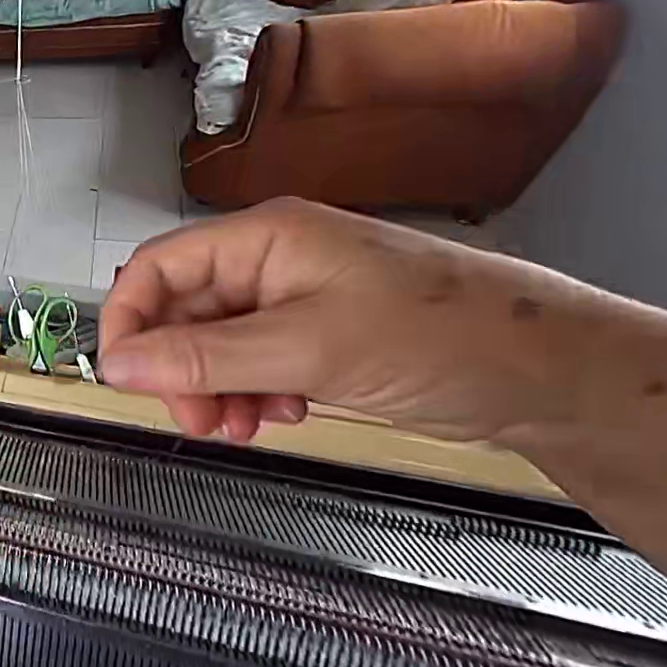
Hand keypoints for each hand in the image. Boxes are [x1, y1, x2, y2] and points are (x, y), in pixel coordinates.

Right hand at [100, 198, 621, 443]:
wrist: (549, 374)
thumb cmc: (433, 339)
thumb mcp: (304, 349)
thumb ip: (203, 357)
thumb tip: (117, 366)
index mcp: (261, 238)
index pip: (157, 267)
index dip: (128, 320)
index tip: (124, 379)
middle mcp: (269, 260)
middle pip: (184, 310)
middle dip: (180, 368)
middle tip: (199, 422)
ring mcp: (292, 298)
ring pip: (215, 342)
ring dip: (215, 387)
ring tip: (243, 428)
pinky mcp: (314, 332)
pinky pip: (252, 360)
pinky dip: (250, 392)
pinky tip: (280, 416)